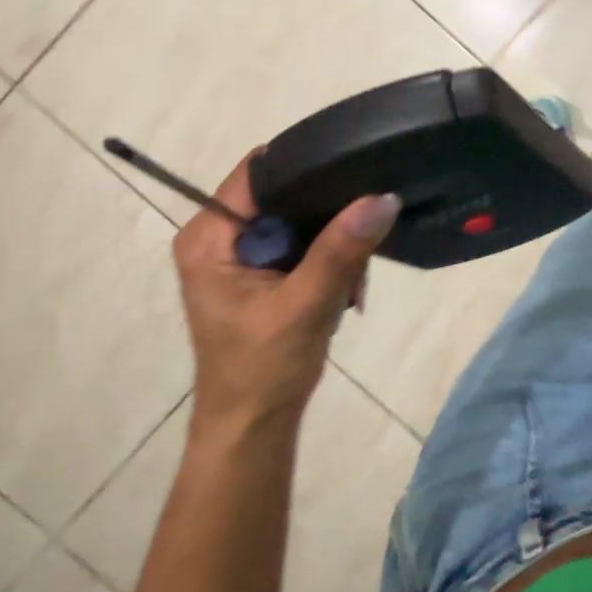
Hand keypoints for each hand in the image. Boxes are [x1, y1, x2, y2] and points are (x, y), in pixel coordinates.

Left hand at [171, 149, 399, 436]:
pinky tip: (346, 286)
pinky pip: (303, 245)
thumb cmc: (264, 367)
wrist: (253, 427)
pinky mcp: (260, 274)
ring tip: (355, 275)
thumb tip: (383, 198)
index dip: (306, 165)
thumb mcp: (305, 304)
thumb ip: (341, 249)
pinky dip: (329, 260)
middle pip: (283, 194)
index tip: (355, 168)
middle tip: (364, 234)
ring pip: (299, 220)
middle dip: (329, 213)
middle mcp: (218, 238)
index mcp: (208, 237)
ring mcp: (238, 257)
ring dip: (334, 241)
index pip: (258, 173)